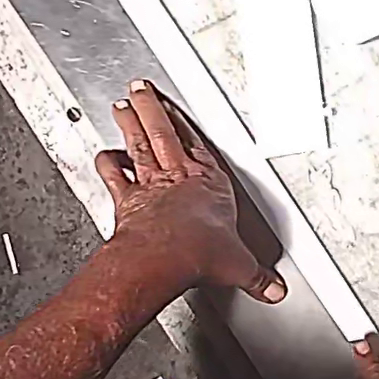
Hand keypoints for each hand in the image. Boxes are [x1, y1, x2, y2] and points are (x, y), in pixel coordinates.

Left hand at [95, 80, 285, 303]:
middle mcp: (178, 178)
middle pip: (163, 133)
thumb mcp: (239, 266)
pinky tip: (104, 153)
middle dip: (152, 108)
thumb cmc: (200, 252)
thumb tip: (274, 289)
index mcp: (208, 183)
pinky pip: (114, 174)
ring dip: (130, 123)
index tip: (179, 111)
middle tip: (141, 89)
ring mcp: (151, 185)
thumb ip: (256, 275)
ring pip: (139, 144)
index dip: (187, 126)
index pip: (198, 146)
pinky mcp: (127, 200)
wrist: (164, 259)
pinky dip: (107, 161)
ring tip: (124, 106)